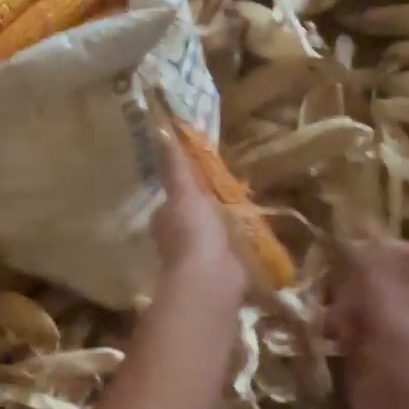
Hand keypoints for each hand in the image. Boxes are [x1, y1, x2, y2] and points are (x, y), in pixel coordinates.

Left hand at [151, 132, 246, 307]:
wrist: (211, 277)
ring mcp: (196, 256)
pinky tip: (249, 236)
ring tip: (240, 212)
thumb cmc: (193, 230)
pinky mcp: (218, 270)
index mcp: (163, 220)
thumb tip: (160, 130)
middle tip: (225, 193)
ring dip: (219, 227)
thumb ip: (175, 165)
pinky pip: (226, 251)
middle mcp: (174, 239)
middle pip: (189, 218)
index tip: (201, 180)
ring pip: (207, 235)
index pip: (171, 201)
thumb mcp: (184, 191)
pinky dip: (233, 244)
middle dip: (203, 210)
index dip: (183, 190)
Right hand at [330, 238, 408, 408]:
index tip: (344, 244)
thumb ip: (371, 275)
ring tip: (335, 324)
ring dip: (339, 306)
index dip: (380, 244)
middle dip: (351, 280)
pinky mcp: (364, 354)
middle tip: (339, 294)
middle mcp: (408, 309)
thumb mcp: (393, 318)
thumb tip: (351, 233)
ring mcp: (386, 332)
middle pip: (375, 275)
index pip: (408, 254)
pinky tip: (328, 337)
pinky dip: (332, 328)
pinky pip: (343, 328)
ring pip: (354, 301)